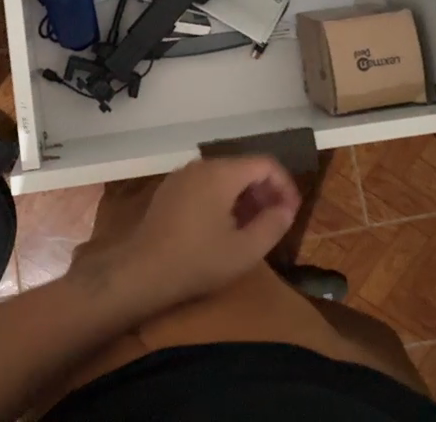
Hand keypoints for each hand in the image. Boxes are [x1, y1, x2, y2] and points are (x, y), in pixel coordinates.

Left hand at [76, 157, 299, 311]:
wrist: (143, 270)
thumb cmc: (198, 260)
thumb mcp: (246, 250)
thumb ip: (273, 224)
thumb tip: (286, 208)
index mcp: (221, 173)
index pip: (265, 164)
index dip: (285, 185)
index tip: (292, 213)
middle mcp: (201, 165)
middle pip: (244, 167)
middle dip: (265, 191)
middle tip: (277, 221)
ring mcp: (182, 175)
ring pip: (224, 176)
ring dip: (245, 196)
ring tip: (254, 226)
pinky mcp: (170, 189)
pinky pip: (205, 184)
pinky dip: (223, 198)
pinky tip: (225, 227)